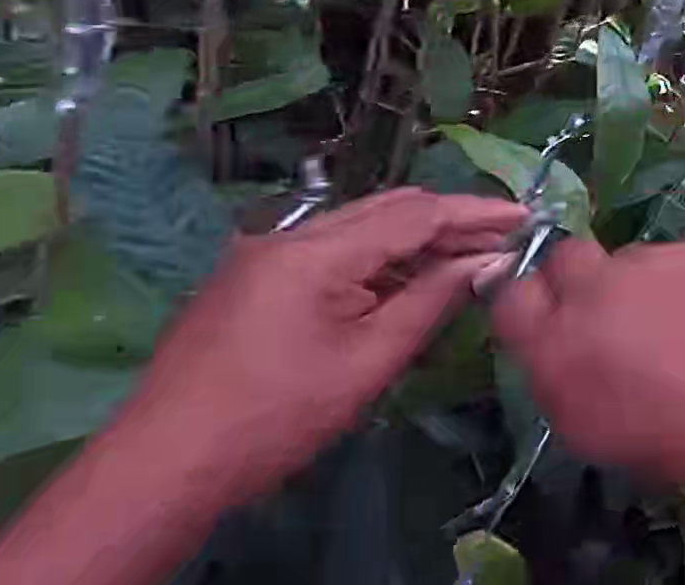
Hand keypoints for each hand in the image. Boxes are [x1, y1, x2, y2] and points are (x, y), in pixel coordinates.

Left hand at [120, 188, 524, 500]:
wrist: (156, 477)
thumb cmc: (277, 416)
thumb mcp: (374, 356)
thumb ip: (439, 295)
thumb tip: (495, 258)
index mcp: (314, 253)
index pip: (418, 213)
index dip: (479, 211)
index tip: (528, 215)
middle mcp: (288, 238)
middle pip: (393, 208)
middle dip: (455, 220)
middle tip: (504, 238)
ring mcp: (267, 256)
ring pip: (368, 223)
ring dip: (422, 237)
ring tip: (470, 257)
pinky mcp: (257, 278)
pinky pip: (340, 247)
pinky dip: (387, 256)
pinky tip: (415, 278)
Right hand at [491, 240, 684, 496]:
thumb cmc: (669, 432)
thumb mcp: (588, 422)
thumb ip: (559, 369)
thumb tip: (554, 339)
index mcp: (556, 343)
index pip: (510, 295)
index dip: (526, 300)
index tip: (542, 311)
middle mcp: (595, 290)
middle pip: (562, 256)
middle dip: (571, 275)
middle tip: (601, 306)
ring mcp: (648, 262)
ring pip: (622, 258)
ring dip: (630, 281)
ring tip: (668, 319)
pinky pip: (669, 259)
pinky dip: (675, 278)